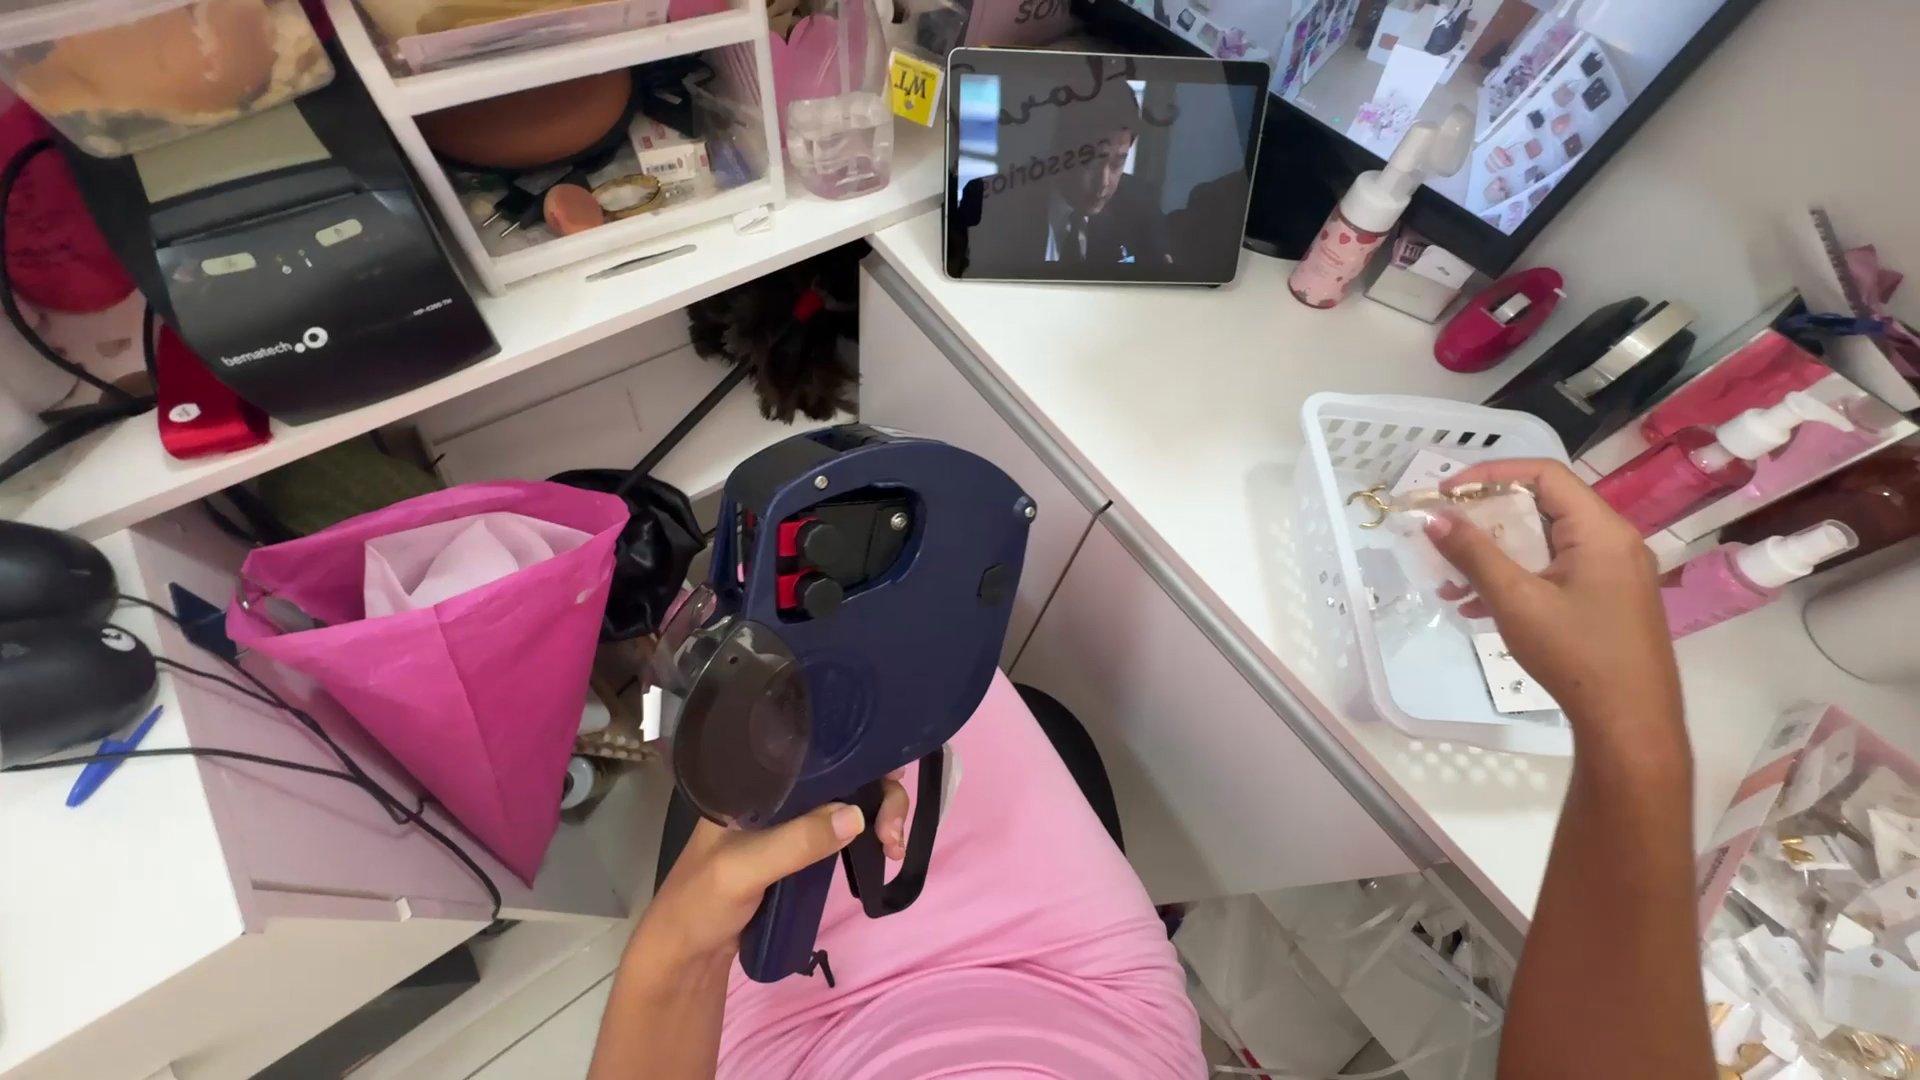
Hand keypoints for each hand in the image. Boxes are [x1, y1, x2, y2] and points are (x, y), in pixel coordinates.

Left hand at [637, 771, 911, 965]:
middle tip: (892, 834)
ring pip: (851, 799)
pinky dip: (870, 834)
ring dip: (881, 814)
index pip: (818, 747)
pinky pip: (845, 828)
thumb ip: (796, 842)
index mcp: (758, 777)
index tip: (891, 777)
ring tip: (892, 847)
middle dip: (881, 793)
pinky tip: (884, 851)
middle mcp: (780, 789)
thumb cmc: (699, 902)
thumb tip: (858, 815)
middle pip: (845, 771)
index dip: (860, 753)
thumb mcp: (742, 870)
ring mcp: (793, 818)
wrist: (684, 957)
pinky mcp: (803, 846)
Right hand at [1426, 459, 1681, 735]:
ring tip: (1449, 577)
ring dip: (1491, 551)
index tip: (1446, 492)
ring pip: (1540, 541)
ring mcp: (1609, 571)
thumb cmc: (1575, 652)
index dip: (1491, 474)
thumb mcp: (1514, 599)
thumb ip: (1473, 554)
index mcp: (1600, 532)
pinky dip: (1510, 575)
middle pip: (1540, 507)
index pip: (1544, 475)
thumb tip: (1434, 519)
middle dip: (1483, 517)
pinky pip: (1549, 568)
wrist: (1629, 719)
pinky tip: (1474, 602)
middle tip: (1442, 531)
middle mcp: (1611, 542)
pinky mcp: (1602, 597)